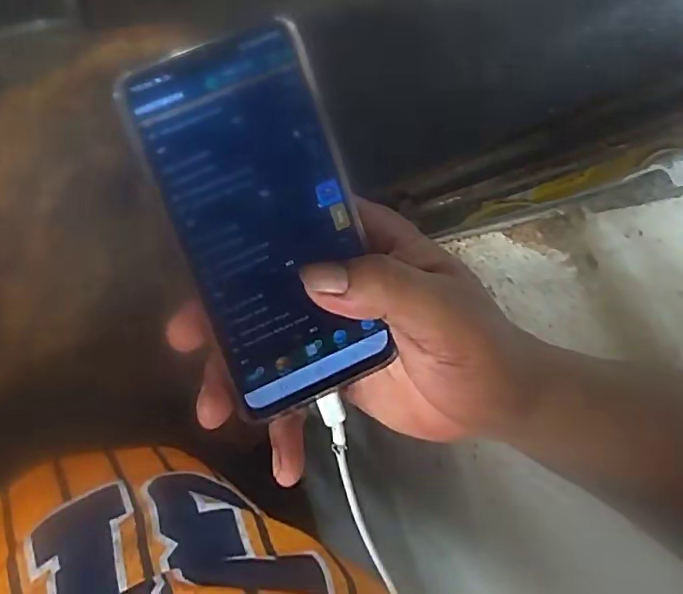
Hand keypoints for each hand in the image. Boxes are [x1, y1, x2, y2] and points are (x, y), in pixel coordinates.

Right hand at [165, 199, 550, 485]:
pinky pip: (298, 386)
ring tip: (213, 411)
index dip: (266, 228)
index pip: (313, 221)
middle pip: (278, 281)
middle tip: (186, 337)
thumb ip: (382, 286)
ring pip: (277, 335)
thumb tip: (310, 276)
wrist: (495, 402)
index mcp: (374, 244)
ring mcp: (338, 324)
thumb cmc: (476, 339)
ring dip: (240, 370)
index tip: (215, 247)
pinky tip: (280, 460)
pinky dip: (286, 421)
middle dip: (229, 309)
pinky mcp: (337, 369)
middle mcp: (348, 276)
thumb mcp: (436, 307)